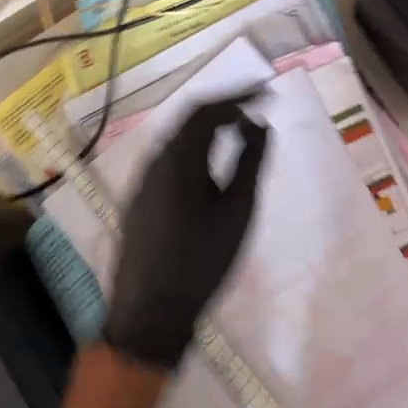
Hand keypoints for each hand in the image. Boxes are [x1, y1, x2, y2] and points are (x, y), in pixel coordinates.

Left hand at [102, 94, 268, 370]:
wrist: (150, 313)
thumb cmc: (202, 261)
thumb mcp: (238, 210)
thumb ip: (250, 161)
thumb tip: (258, 123)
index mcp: (179, 157)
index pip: (209, 109)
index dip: (239, 95)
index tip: (267, 93)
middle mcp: (155, 160)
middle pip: (189, 118)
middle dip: (224, 106)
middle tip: (254, 105)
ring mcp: (143, 181)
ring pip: (177, 138)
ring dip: (207, 127)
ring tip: (238, 130)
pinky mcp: (140, 199)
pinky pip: (169, 157)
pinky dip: (194, 147)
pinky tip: (210, 164)